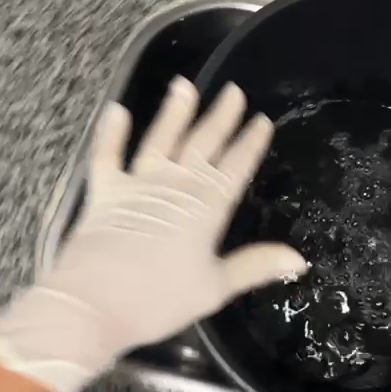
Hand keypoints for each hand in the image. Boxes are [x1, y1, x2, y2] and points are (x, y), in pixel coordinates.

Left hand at [0, 77, 307, 391]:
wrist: (90, 306)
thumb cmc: (157, 301)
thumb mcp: (214, 288)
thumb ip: (255, 266)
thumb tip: (300, 259)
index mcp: (206, 208)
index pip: (235, 167)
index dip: (250, 143)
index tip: (262, 121)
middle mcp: (175, 187)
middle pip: (203, 145)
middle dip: (221, 118)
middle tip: (233, 92)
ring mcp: (138, 185)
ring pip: (161, 140)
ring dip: (174, 113)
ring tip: (184, 85)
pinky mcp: (105, 193)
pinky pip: (107, 156)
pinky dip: (111, 133)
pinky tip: (116, 110)